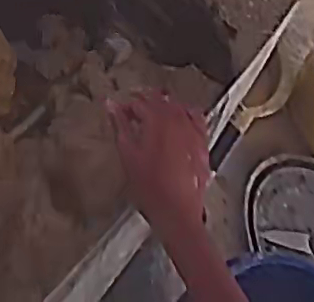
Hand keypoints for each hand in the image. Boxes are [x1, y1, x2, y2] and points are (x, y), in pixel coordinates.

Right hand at [109, 92, 210, 232]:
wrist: (178, 213)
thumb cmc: (150, 186)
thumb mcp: (128, 154)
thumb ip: (120, 125)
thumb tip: (110, 104)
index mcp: (156, 118)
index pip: (138, 103)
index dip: (126, 108)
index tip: (120, 115)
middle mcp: (176, 117)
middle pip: (158, 99)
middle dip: (143, 102)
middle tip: (133, 113)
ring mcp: (192, 128)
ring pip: (176, 105)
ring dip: (163, 106)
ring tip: (153, 117)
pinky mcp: (202, 142)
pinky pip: (195, 117)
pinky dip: (185, 114)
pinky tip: (179, 121)